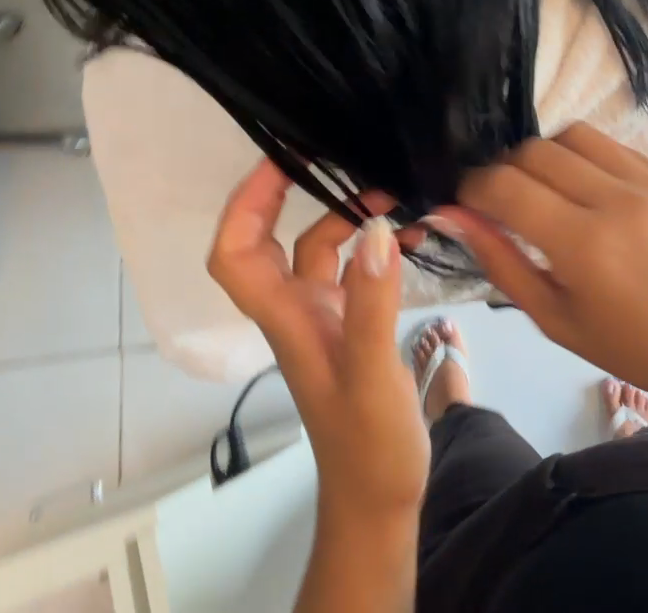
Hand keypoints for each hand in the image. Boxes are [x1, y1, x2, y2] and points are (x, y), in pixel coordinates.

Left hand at [207, 161, 428, 521]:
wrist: (380, 495)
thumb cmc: (368, 446)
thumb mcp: (371, 376)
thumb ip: (371, 304)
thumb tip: (376, 229)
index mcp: (285, 319)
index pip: (235, 253)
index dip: (244, 203)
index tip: (280, 159)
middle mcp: (295, 310)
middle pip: (271, 239)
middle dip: (292, 192)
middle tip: (333, 152)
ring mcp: (323, 316)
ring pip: (320, 247)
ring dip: (350, 215)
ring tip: (396, 190)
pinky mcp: (351, 324)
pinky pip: (355, 268)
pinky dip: (375, 245)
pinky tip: (412, 233)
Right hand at [434, 123, 647, 413]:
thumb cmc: (623, 342)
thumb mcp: (549, 315)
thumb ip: (498, 259)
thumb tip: (452, 213)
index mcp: (584, 246)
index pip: (506, 187)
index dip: (472, 188)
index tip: (465, 202)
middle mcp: (617, 202)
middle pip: (534, 151)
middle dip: (503, 169)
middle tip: (500, 200)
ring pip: (571, 134)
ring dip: (543, 156)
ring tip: (542, 189)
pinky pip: (607, 145)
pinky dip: (581, 159)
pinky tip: (582, 191)